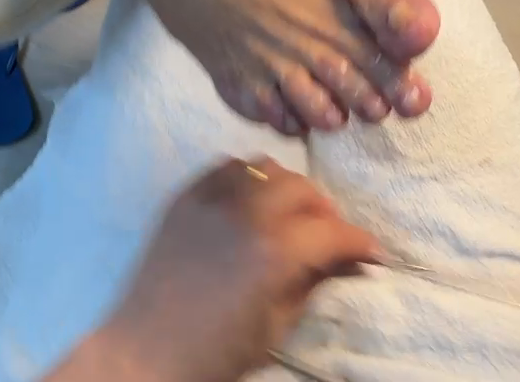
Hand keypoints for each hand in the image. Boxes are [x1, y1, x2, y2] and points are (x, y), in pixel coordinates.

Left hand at [87, 157, 379, 381]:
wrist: (147, 350)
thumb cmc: (216, 352)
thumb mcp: (276, 326)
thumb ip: (312, 283)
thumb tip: (346, 261)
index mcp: (274, 252)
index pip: (332, 232)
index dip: (359, 242)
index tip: (372, 252)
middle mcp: (247, 212)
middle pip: (302, 188)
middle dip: (325, 210)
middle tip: (330, 233)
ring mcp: (212, 197)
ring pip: (265, 167)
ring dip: (286, 187)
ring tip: (289, 212)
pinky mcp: (186, 194)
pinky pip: (226, 166)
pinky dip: (247, 178)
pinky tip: (250, 201)